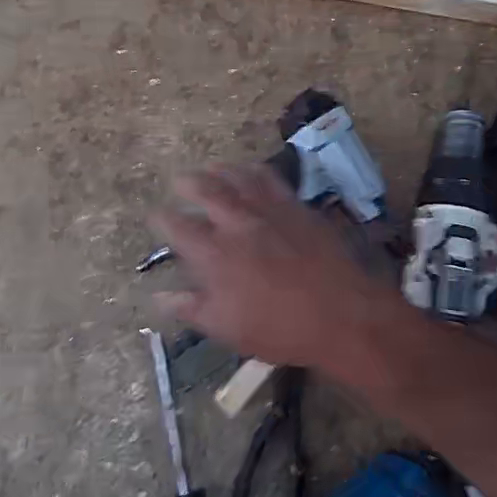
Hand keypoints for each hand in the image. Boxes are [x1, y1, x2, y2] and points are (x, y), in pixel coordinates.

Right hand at [150, 164, 400, 369]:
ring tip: (210, 168)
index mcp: (214, 255)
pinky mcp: (296, 207)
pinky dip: (254, 170)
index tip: (156, 215)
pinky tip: (252, 170)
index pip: (178, 227)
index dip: (163, 219)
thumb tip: (158, 295)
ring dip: (219, 170)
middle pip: (205, 190)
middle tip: (179, 181)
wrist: (340, 313)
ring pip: (238, 178)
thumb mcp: (227, 328)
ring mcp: (270, 211)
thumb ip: (190, 308)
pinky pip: (271, 178)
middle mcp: (238, 224)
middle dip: (187, 183)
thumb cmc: (280, 329)